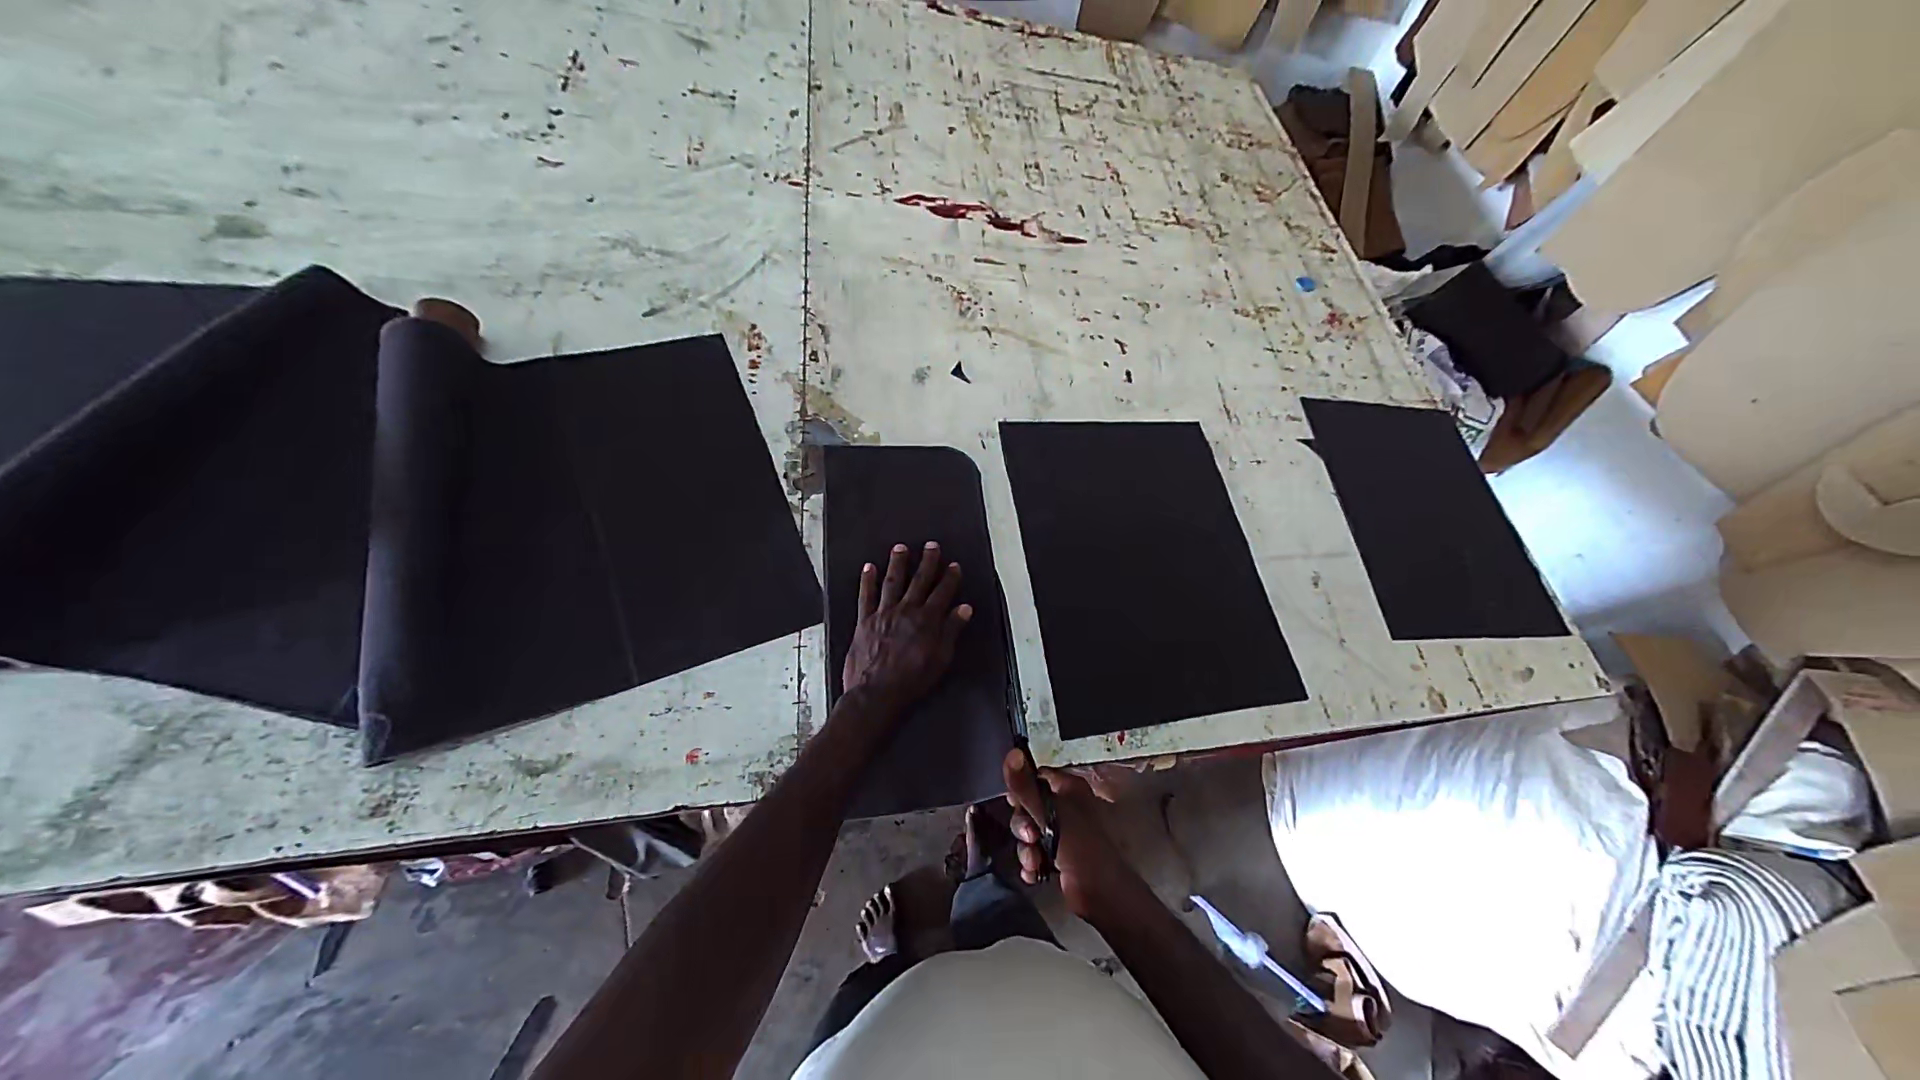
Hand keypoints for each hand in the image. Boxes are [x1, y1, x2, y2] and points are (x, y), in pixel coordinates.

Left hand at [841, 542, 971, 716]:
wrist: (877, 693)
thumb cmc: (911, 680)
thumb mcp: (941, 658)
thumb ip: (951, 630)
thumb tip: (963, 609)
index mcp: (927, 620)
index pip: (942, 593)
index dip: (949, 578)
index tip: (953, 565)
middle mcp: (906, 611)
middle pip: (919, 581)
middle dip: (927, 562)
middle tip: (931, 546)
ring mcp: (883, 614)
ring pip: (893, 582)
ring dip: (898, 563)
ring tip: (901, 548)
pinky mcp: (864, 622)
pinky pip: (866, 596)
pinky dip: (868, 581)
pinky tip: (869, 568)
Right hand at [1003, 749, 1136, 920]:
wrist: (1102, 893)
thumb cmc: (1081, 846)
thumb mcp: (1049, 814)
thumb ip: (1026, 787)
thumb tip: (1012, 754)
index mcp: (1070, 789)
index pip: (1037, 777)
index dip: (1022, 789)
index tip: (1014, 803)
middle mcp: (1067, 807)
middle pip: (1030, 807)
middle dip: (1023, 826)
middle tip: (1029, 836)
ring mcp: (1064, 834)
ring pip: (1031, 833)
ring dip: (1027, 849)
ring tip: (1034, 861)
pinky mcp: (1061, 858)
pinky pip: (1036, 853)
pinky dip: (1033, 863)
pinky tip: (1034, 873)